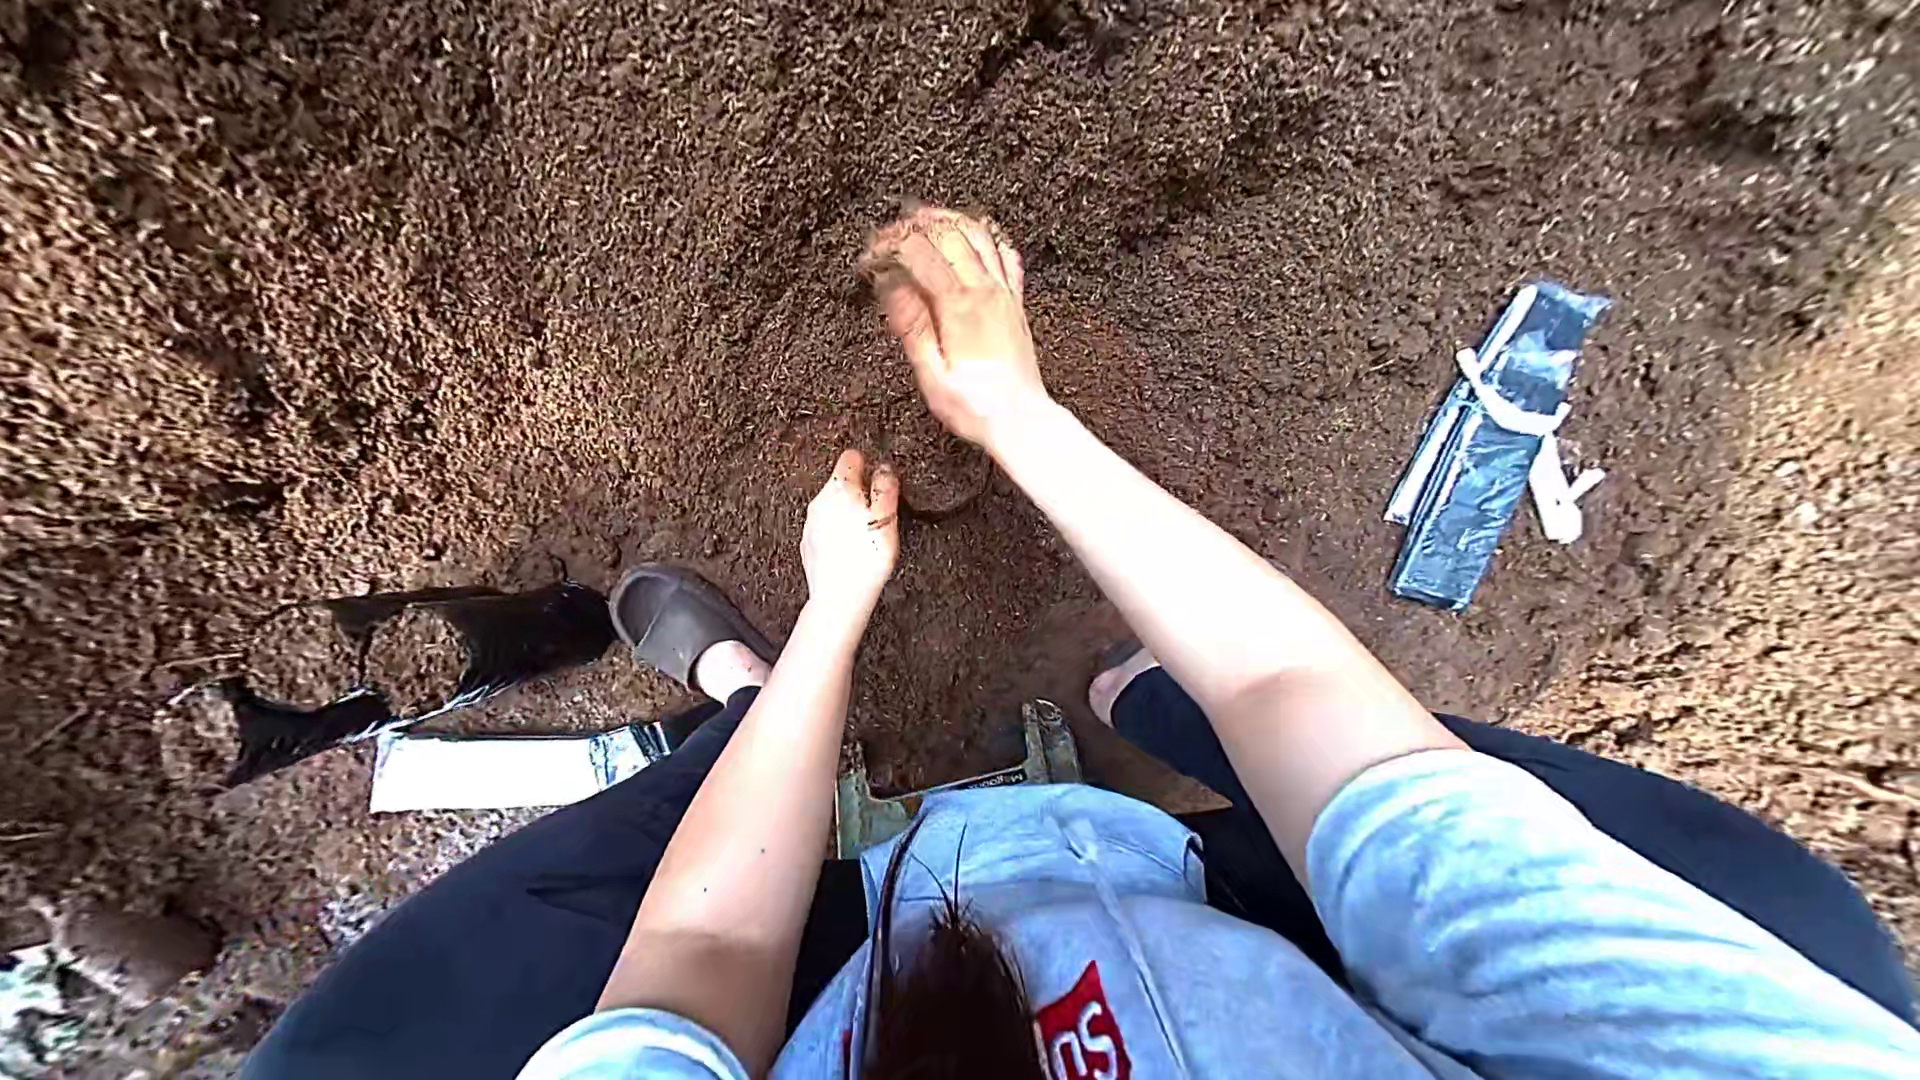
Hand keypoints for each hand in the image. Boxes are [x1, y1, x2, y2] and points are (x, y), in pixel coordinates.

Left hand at [801, 449, 899, 616]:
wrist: (840, 597)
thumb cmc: (866, 561)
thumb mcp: (887, 520)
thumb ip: (885, 488)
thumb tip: (884, 468)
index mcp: (840, 490)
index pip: (851, 457)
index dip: (868, 466)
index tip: (877, 481)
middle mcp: (820, 501)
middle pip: (840, 483)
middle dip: (858, 493)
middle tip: (876, 516)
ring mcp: (812, 523)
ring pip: (832, 506)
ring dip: (847, 513)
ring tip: (864, 537)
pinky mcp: (809, 542)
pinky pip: (825, 527)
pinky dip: (837, 532)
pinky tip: (850, 549)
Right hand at [862, 206, 1052, 453]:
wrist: (1021, 421)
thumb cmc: (976, 408)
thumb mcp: (932, 376)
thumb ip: (912, 327)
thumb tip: (893, 288)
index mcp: (958, 307)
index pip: (919, 253)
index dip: (890, 246)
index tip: (871, 255)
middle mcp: (984, 291)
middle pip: (948, 233)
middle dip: (914, 225)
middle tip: (890, 233)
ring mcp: (1004, 293)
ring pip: (978, 234)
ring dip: (949, 219)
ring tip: (924, 218)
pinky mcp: (1015, 303)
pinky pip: (1006, 254)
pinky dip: (987, 235)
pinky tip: (975, 232)